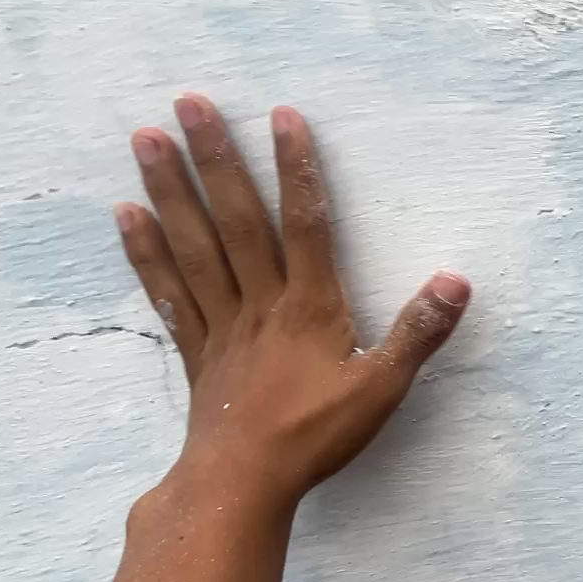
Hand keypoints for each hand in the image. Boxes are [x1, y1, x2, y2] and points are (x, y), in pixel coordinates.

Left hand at [116, 94, 470, 508]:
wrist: (243, 480)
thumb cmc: (318, 432)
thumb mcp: (385, 385)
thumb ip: (419, 332)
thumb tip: (455, 281)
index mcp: (309, 307)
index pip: (306, 226)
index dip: (299, 171)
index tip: (284, 116)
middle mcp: (260, 302)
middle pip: (237, 221)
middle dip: (218, 160)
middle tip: (191, 101)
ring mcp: (222, 323)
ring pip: (194, 246)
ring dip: (171, 191)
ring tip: (146, 137)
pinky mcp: (198, 349)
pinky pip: (170, 292)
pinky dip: (147, 253)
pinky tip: (127, 217)